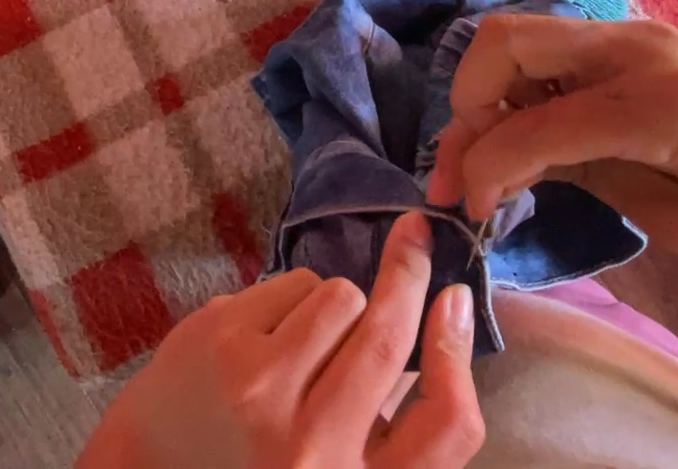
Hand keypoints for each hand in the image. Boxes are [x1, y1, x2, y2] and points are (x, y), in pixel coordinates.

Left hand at [77, 213, 484, 468]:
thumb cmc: (255, 464)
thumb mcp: (331, 466)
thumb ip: (383, 425)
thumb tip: (429, 316)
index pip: (448, 424)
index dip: (459, 354)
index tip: (455, 299)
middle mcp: (312, 450)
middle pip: (384, 337)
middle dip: (407, 272)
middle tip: (415, 232)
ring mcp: (259, 390)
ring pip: (337, 296)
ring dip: (335, 301)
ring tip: (305, 336)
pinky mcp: (219, 341)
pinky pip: (287, 283)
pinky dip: (289, 298)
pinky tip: (264, 332)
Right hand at [427, 15, 677, 280]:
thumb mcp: (675, 223)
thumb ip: (576, 176)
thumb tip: (491, 166)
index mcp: (660, 105)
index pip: (533, 125)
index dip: (483, 167)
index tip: (468, 209)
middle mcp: (635, 48)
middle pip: (503, 41)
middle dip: (465, 104)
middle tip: (465, 164)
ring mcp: (630, 32)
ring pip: (514, 35)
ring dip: (483, 90)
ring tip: (486, 152)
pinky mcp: (628, 37)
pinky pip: (545, 46)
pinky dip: (515, 85)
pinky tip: (524, 131)